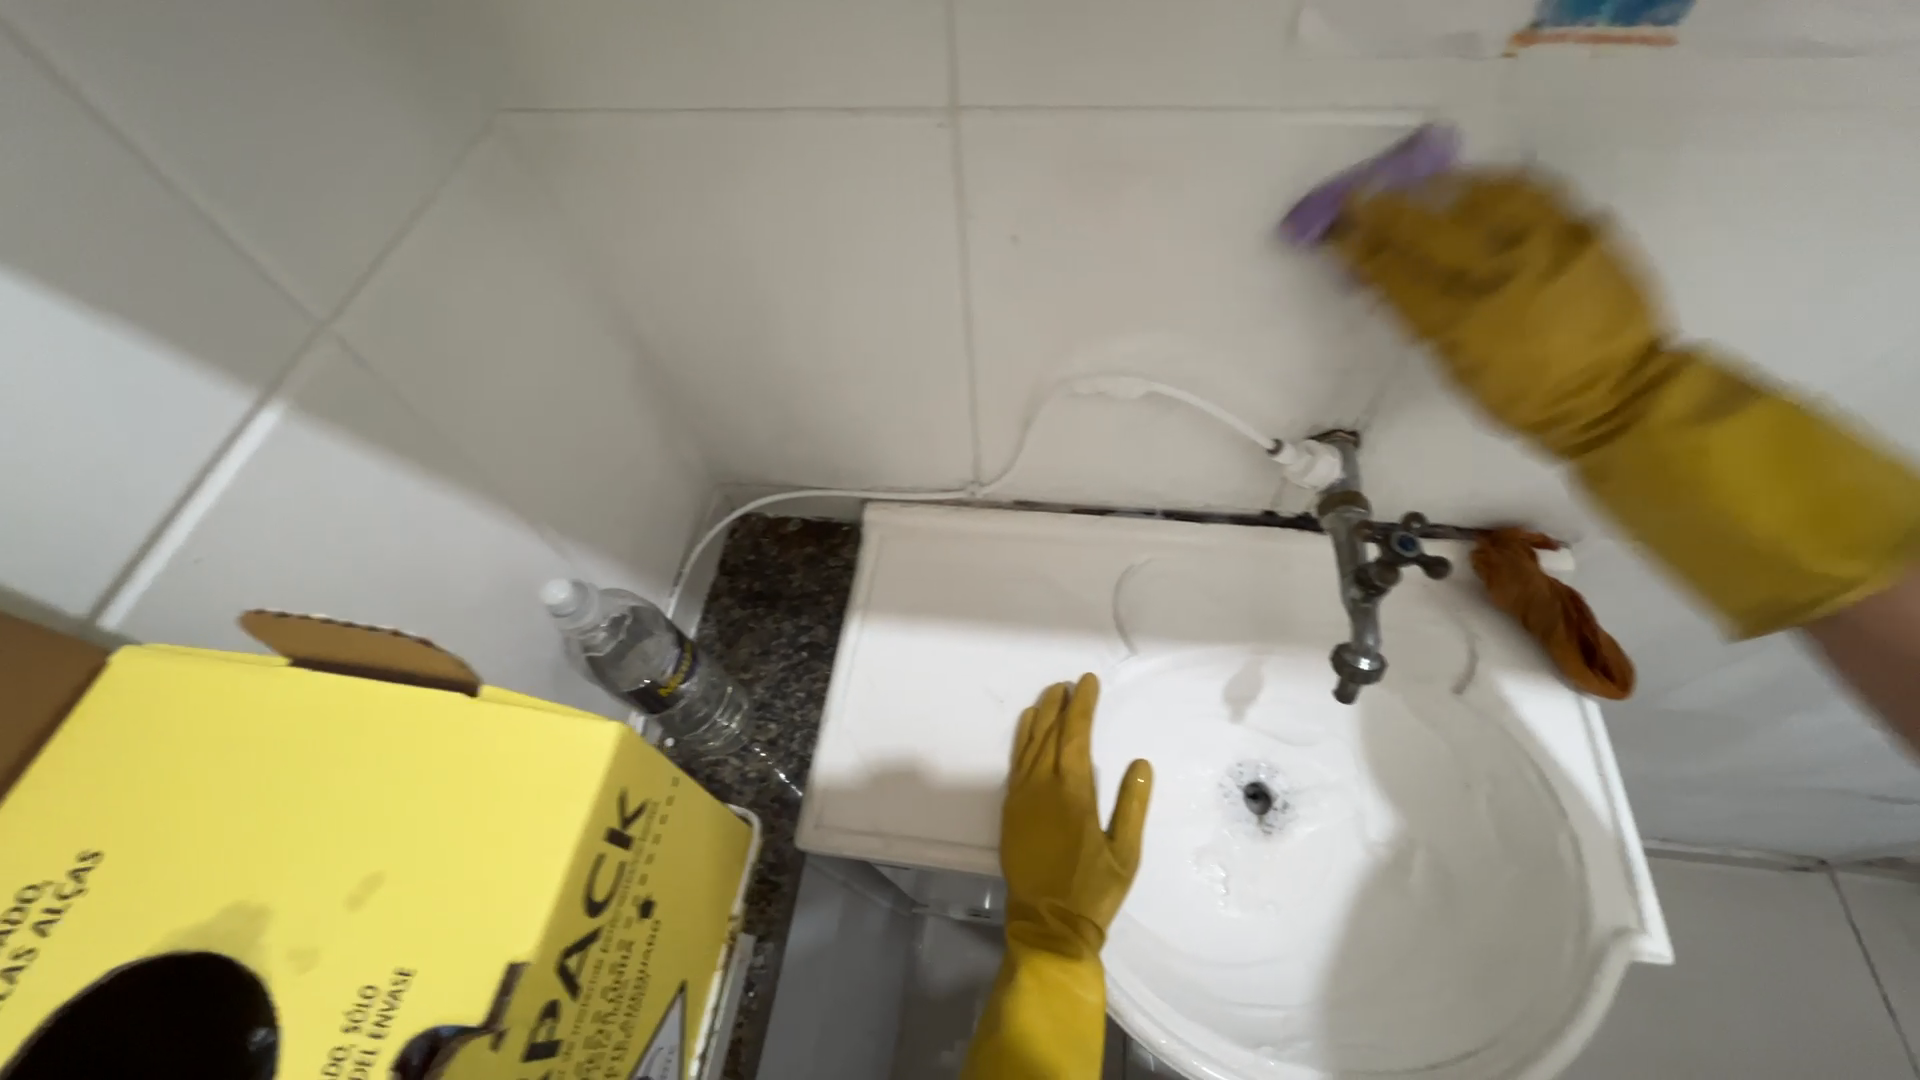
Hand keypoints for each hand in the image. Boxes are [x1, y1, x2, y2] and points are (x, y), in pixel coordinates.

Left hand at [999, 674, 1152, 956]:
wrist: (1047, 923)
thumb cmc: (1093, 891)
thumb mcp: (1125, 854)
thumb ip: (1132, 806)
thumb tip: (1140, 764)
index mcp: (1073, 794)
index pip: (1075, 736)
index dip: (1082, 706)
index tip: (1088, 683)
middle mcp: (1042, 787)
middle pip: (1049, 733)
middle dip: (1060, 704)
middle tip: (1070, 683)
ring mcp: (1022, 796)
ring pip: (1029, 744)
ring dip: (1040, 716)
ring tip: (1051, 695)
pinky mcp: (1010, 808)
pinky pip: (1016, 762)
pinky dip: (1022, 739)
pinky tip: (1028, 726)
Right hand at [1329, 171, 1665, 459]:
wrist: (1617, 393)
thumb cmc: (1523, 397)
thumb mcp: (1458, 370)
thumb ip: (1425, 321)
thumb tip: (1390, 285)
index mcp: (1463, 323)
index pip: (1397, 276)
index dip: (1362, 252)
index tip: (1336, 234)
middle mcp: (1502, 277)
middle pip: (1432, 232)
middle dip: (1388, 212)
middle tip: (1360, 197)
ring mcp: (1548, 247)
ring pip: (1486, 198)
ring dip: (1442, 189)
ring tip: (1419, 185)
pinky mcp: (1585, 231)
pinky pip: (1537, 193)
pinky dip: (1500, 185)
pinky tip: (1480, 186)